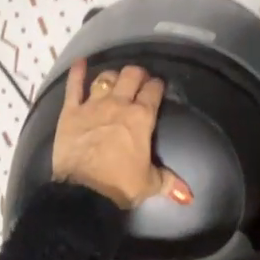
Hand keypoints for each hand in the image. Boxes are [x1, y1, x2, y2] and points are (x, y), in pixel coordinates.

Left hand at [52, 58, 192, 208]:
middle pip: (131, 76)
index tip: (158, 87)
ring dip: (113, 76)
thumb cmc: (121, 185)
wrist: (84, 192)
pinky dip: (77, 73)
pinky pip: (73, 86)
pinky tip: (80, 63)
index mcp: (141, 118)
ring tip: (115, 80)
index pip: (153, 91)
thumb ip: (170, 182)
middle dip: (137, 75)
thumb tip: (189, 196)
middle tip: (138, 81)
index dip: (157, 86)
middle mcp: (118, 105)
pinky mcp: (70, 112)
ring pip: (106, 78)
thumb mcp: (150, 184)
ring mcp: (92, 105)